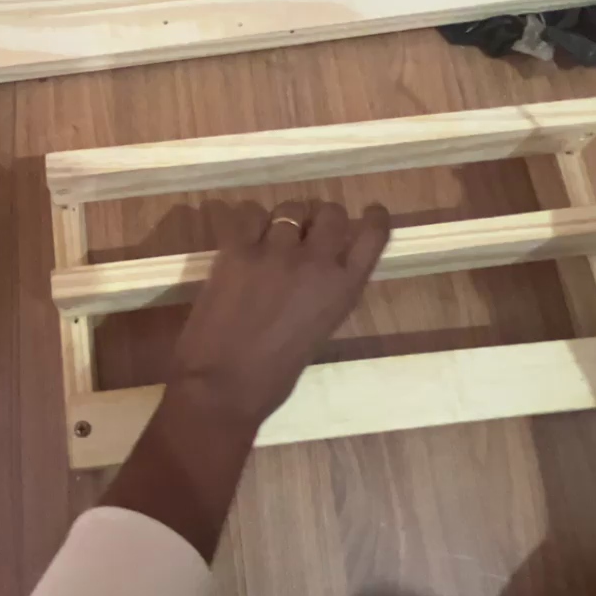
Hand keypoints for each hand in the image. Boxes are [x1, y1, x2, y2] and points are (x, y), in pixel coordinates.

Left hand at [165, 199, 390, 428]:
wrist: (222, 385)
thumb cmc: (274, 376)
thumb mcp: (318, 332)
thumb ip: (324, 295)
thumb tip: (316, 270)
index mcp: (343, 290)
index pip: (372, 236)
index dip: (373, 219)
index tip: (370, 211)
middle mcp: (315, 262)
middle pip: (331, 213)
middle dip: (323, 218)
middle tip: (309, 230)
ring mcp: (275, 252)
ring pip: (291, 210)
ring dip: (287, 220)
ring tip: (273, 236)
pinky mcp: (236, 250)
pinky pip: (249, 214)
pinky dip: (251, 221)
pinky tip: (246, 236)